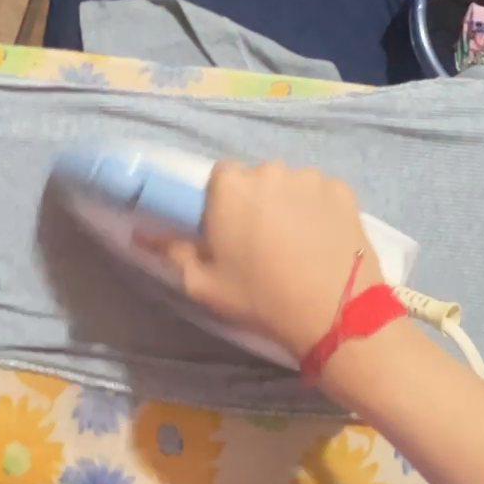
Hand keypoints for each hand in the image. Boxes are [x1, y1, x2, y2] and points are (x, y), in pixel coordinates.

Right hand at [151, 162, 380, 361]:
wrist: (334, 313)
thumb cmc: (259, 297)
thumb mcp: (203, 283)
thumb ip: (171, 251)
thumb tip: (141, 233)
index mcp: (230, 186)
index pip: (220, 177)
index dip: (223, 202)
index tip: (228, 229)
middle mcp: (269, 170)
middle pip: (256, 178)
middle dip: (256, 201)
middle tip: (261, 240)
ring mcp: (310, 177)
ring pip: (290, 184)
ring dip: (288, 203)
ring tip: (296, 242)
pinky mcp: (342, 189)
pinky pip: (320, 193)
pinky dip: (318, 209)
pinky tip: (321, 239)